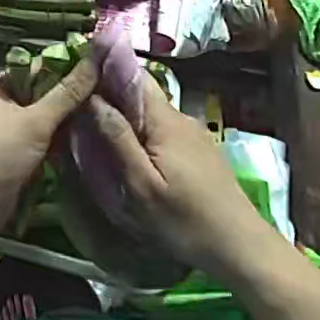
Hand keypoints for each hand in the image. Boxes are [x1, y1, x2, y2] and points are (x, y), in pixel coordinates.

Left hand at [0, 57, 97, 204]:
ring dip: (68, 116)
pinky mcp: (18, 146)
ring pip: (46, 113)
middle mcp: (1, 99)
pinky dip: (61, 134)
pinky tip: (87, 132)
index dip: (67, 68)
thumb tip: (95, 60)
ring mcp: (10, 124)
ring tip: (104, 111)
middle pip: (43, 90)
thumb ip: (67, 92)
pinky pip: (45, 132)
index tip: (101, 70)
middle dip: (71, 94)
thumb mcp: (35, 120)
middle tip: (108, 93)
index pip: (37, 66)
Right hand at [86, 80, 283, 272]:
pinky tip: (128, 152)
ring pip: (150, 114)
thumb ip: (117, 139)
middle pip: (141, 95)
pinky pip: (162, 131)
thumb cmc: (185, 220)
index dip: (106, 70)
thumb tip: (94, 99)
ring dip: (125, 117)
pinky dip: (141, 133)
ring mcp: (194, 135)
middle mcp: (182, 119)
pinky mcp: (199, 152)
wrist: (241, 248)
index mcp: (165, 122)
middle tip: (77, 109)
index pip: (134, 77)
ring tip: (95, 130)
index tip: (78, 75)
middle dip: (110, 96)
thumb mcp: (141, 184)